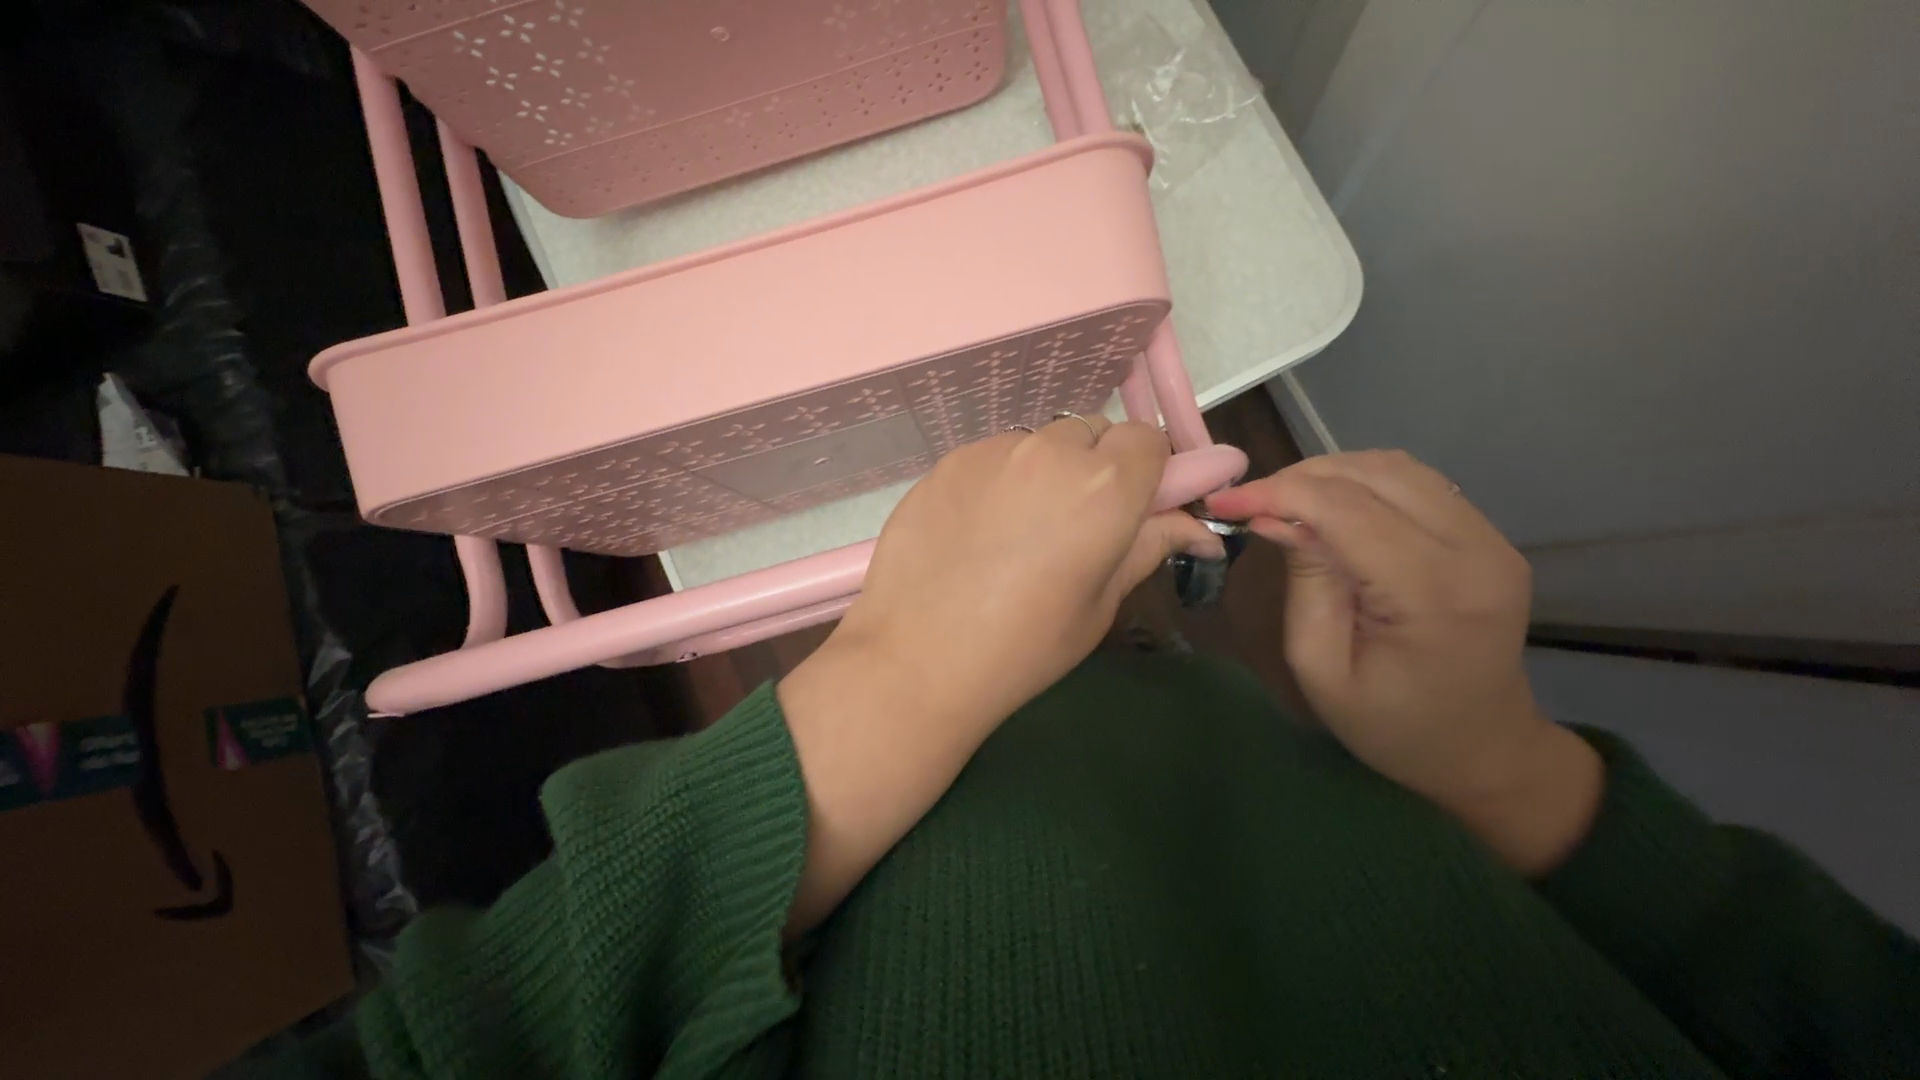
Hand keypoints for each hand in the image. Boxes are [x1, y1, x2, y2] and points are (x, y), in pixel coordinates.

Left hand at [778, 415, 1221, 930]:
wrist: (919, 659)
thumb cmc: (1025, 646)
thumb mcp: (1101, 603)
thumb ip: (1148, 547)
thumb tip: (1197, 530)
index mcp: (1105, 486)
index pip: (1147, 439)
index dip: (1145, 471)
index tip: (1131, 507)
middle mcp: (1051, 451)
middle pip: (1092, 433)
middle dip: (1095, 467)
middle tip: (1073, 525)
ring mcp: (991, 451)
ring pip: (1037, 443)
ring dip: (1043, 472)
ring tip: (1016, 533)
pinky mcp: (946, 462)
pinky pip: (990, 457)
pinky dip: (997, 481)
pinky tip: (975, 532)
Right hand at [1206, 450, 1602, 875]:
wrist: (1480, 747)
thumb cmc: (1389, 725)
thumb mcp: (1321, 666)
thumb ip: (1304, 582)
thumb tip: (1276, 517)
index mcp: (1432, 594)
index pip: (1345, 510)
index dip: (1277, 493)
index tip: (1221, 501)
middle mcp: (1474, 551)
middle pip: (1373, 475)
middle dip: (1299, 478)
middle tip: (1249, 503)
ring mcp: (1491, 538)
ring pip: (1397, 467)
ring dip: (1331, 473)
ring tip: (1284, 502)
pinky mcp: (1489, 536)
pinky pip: (1418, 483)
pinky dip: (1363, 482)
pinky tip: (1330, 507)